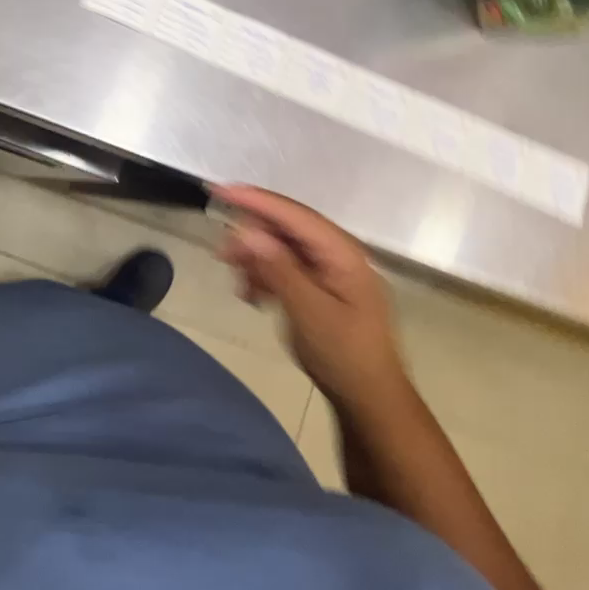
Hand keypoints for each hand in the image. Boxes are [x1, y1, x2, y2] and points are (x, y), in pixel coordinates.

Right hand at [213, 185, 409, 411]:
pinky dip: (265, 276)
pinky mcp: (321, 288)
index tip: (219, 190)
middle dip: (251, 236)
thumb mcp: (308, 312)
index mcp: (343, 253)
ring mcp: (330, 271)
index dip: (255, 200)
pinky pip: (285, 268)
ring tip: (238, 284)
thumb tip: (247, 231)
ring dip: (255, 259)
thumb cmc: (344, 355)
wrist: (369, 399)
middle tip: (221, 254)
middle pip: (286, 228)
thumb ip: (278, 268)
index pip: (294, 215)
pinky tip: (252, 295)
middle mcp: (337, 254)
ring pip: (282, 248)